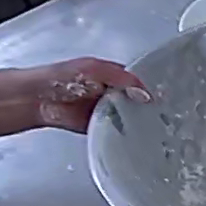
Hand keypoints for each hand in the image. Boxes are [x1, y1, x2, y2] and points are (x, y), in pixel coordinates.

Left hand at [0, 57, 149, 130]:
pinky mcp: (103, 127)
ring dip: (138, 123)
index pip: (139, 83)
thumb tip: (145, 93)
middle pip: (138, 102)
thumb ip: (122, 78)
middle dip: (148, 109)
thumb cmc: (61, 79)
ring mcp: (109, 111)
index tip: (164, 99)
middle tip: (162, 117)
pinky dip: (126, 134)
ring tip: (152, 128)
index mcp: (114, 76)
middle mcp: (113, 94)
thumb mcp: (95, 69)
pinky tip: (135, 136)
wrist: (41, 100)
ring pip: (131, 118)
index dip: (151, 90)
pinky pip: (119, 132)